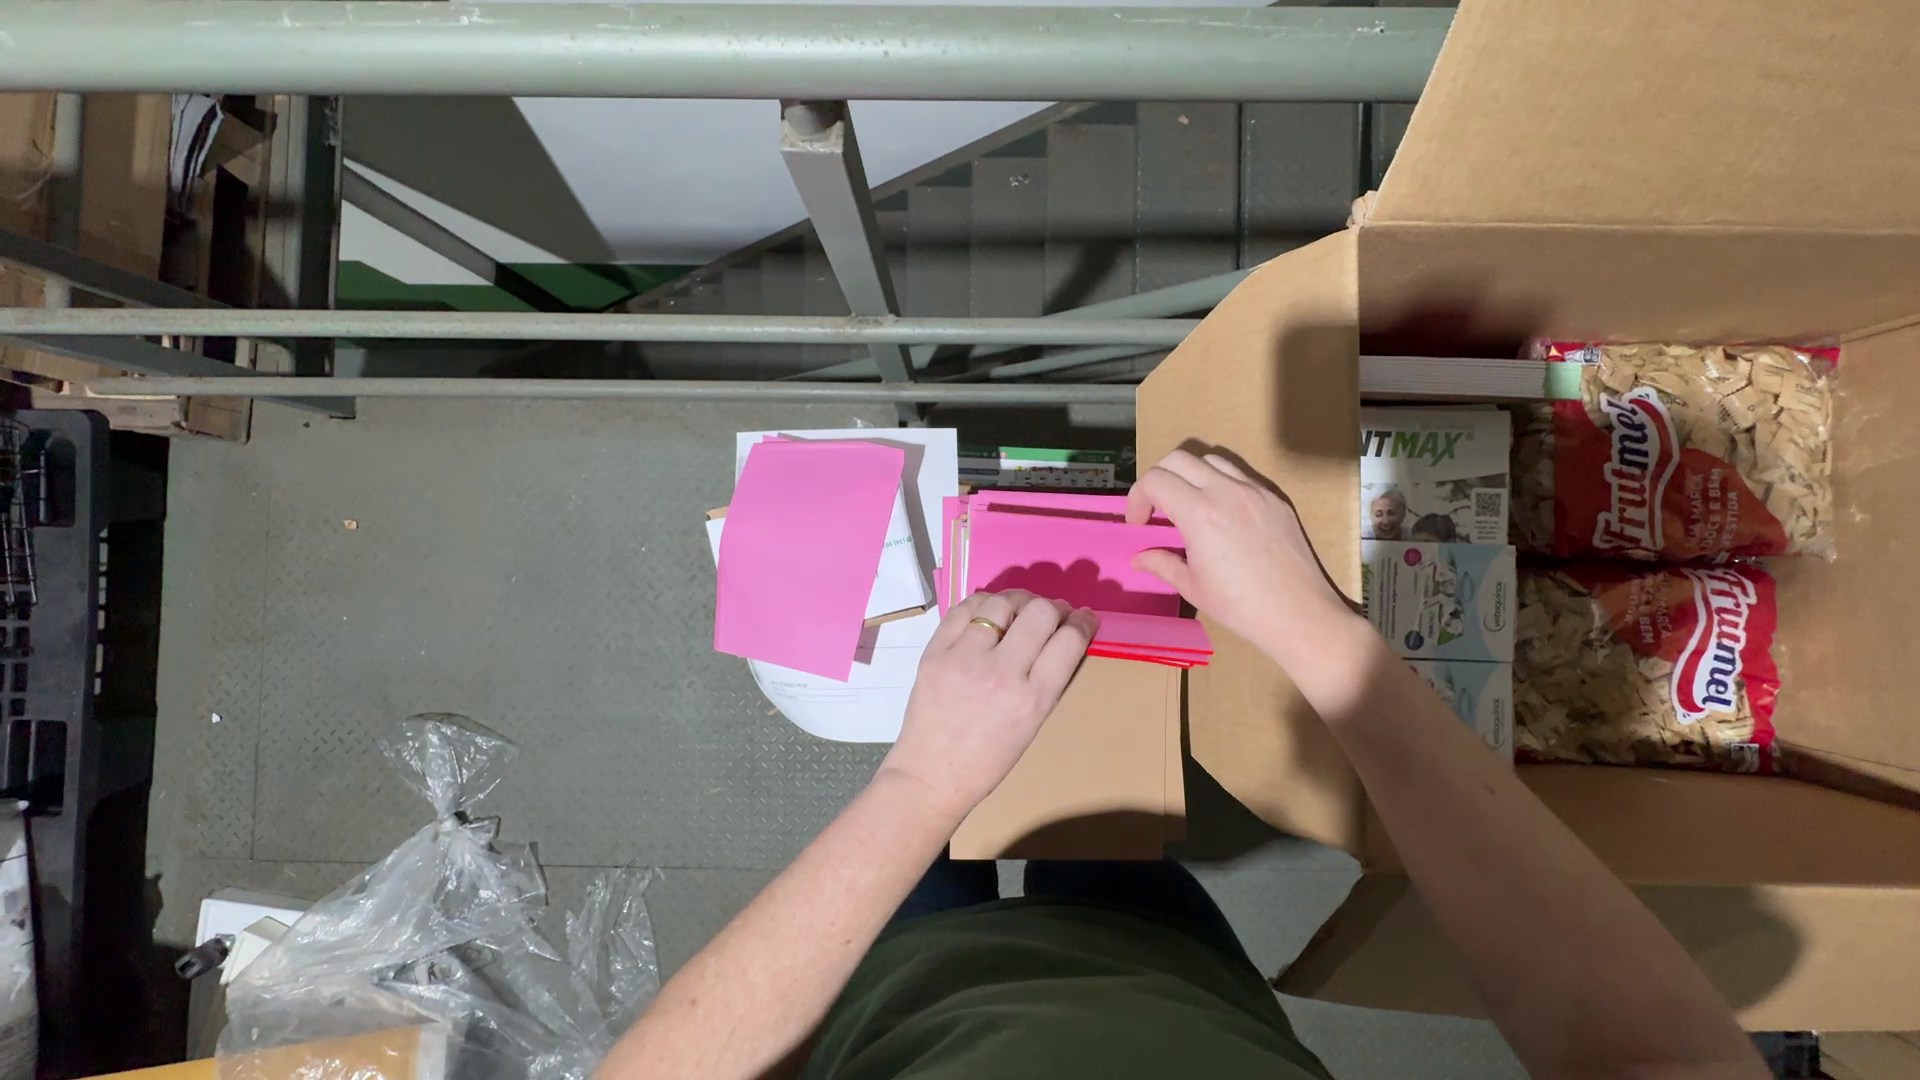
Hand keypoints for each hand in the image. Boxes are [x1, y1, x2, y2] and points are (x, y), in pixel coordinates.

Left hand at [880, 590, 1096, 820]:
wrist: (932, 774)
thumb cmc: (989, 759)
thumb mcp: (1033, 724)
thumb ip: (1047, 679)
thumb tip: (1060, 635)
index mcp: (1032, 699)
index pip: (1069, 640)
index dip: (1082, 622)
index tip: (1084, 618)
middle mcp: (1000, 672)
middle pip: (1040, 612)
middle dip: (1055, 607)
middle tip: (1054, 613)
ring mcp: (964, 658)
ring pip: (1002, 603)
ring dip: (1020, 600)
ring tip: (1021, 608)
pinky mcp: (936, 651)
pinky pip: (965, 607)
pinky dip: (984, 603)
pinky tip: (991, 611)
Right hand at [1127, 449, 1358, 661]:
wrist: (1298, 613)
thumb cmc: (1240, 605)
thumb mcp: (1192, 586)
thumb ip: (1161, 563)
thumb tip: (1139, 559)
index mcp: (1199, 513)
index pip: (1155, 480)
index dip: (1137, 497)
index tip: (1139, 522)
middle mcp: (1226, 491)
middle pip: (1178, 459)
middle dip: (1158, 480)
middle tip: (1157, 509)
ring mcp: (1254, 491)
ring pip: (1210, 460)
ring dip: (1189, 475)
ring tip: (1188, 505)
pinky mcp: (1274, 498)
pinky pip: (1239, 475)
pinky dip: (1219, 483)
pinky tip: (1221, 514)